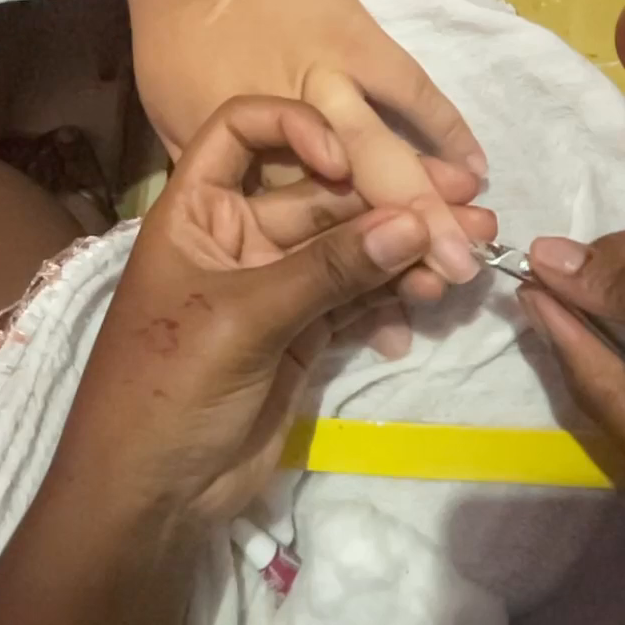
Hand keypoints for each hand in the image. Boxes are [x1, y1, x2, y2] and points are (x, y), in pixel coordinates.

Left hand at [0, 97, 492, 624]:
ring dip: (405, 246)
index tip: (344, 160)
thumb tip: (412, 223)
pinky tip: (431, 297)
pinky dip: (392, 294)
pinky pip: (356, 295)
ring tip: (470, 249)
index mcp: (200, 207)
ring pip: (348, 246)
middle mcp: (240, 230)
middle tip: (463, 201)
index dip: (295, 128)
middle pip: (318, 193)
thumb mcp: (243, 319)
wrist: (153, 496)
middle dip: (387, 198)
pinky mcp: (304, 325)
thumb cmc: (169, 387)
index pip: (243, 130)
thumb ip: (328, 271)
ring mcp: (276, 279)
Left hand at [125, 0, 488, 298]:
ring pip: (383, 149)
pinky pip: (409, 87)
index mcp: (236, 145)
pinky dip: (442, 123)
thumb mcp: (165, 116)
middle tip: (452, 276)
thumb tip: (239, 214)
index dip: (331, 244)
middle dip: (401, 238)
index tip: (371, 274)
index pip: (287, 210)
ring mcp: (329, 78)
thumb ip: (206, 168)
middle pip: (347, 190)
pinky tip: (473, 163)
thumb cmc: (172, 33)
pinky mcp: (361, 41)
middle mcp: (289, 120)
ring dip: (431, 195)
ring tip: (475, 235)